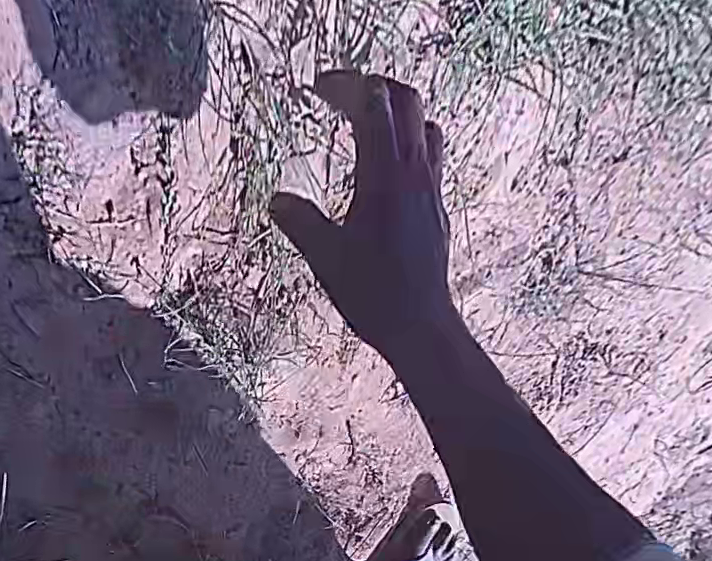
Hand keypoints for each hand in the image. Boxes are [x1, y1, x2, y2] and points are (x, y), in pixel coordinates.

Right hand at [270, 72, 453, 356]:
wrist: (418, 322)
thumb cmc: (372, 294)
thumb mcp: (326, 259)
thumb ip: (300, 223)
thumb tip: (276, 201)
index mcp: (383, 179)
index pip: (371, 106)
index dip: (344, 87)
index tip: (318, 88)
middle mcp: (414, 173)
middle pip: (404, 100)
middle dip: (372, 87)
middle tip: (342, 95)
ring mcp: (430, 188)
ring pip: (423, 124)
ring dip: (396, 111)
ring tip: (367, 124)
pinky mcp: (435, 206)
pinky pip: (430, 154)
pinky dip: (409, 142)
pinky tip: (389, 167)